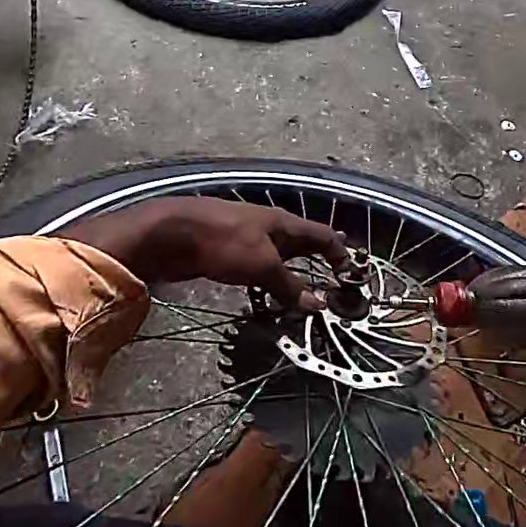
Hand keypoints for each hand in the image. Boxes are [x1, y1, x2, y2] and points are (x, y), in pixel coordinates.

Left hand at [60, 198, 344, 309]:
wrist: (172, 234)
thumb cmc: (222, 241)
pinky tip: (265, 299)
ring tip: (301, 302)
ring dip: (288, 279)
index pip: (321, 235)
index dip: (339, 252)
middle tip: (330, 291)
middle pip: (298, 245)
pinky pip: (254, 270)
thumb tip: (319, 304)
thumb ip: (290, 285)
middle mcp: (266, 228)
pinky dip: (265, 284)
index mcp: (281, 222)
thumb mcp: (262, 264)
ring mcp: (245, 240)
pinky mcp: (225, 254)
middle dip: (315, 265)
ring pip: (275, 260)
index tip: (353, 273)